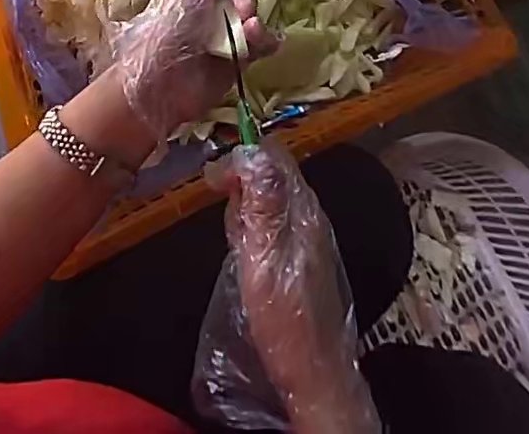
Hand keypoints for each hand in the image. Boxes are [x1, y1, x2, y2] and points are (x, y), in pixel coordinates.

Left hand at [109, 0, 269, 139]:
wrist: (159, 82)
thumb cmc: (169, 28)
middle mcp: (212, 13)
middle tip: (239, 8)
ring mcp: (226, 38)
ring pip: (255, 20)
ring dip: (256, 21)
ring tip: (248, 29)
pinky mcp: (238, 63)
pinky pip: (261, 47)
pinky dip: (266, 41)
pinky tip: (260, 40)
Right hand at [211, 144, 381, 432]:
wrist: (315, 377)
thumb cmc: (285, 319)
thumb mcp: (264, 258)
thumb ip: (261, 204)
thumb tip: (252, 151)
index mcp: (302, 207)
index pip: (273, 155)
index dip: (241, 157)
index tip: (213, 178)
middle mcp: (308, 212)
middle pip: (270, 172)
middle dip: (240, 185)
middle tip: (229, 222)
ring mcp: (307, 233)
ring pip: (268, 197)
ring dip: (245, 209)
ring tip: (237, 242)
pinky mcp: (301, 253)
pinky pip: (271, 221)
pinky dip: (252, 229)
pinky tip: (246, 254)